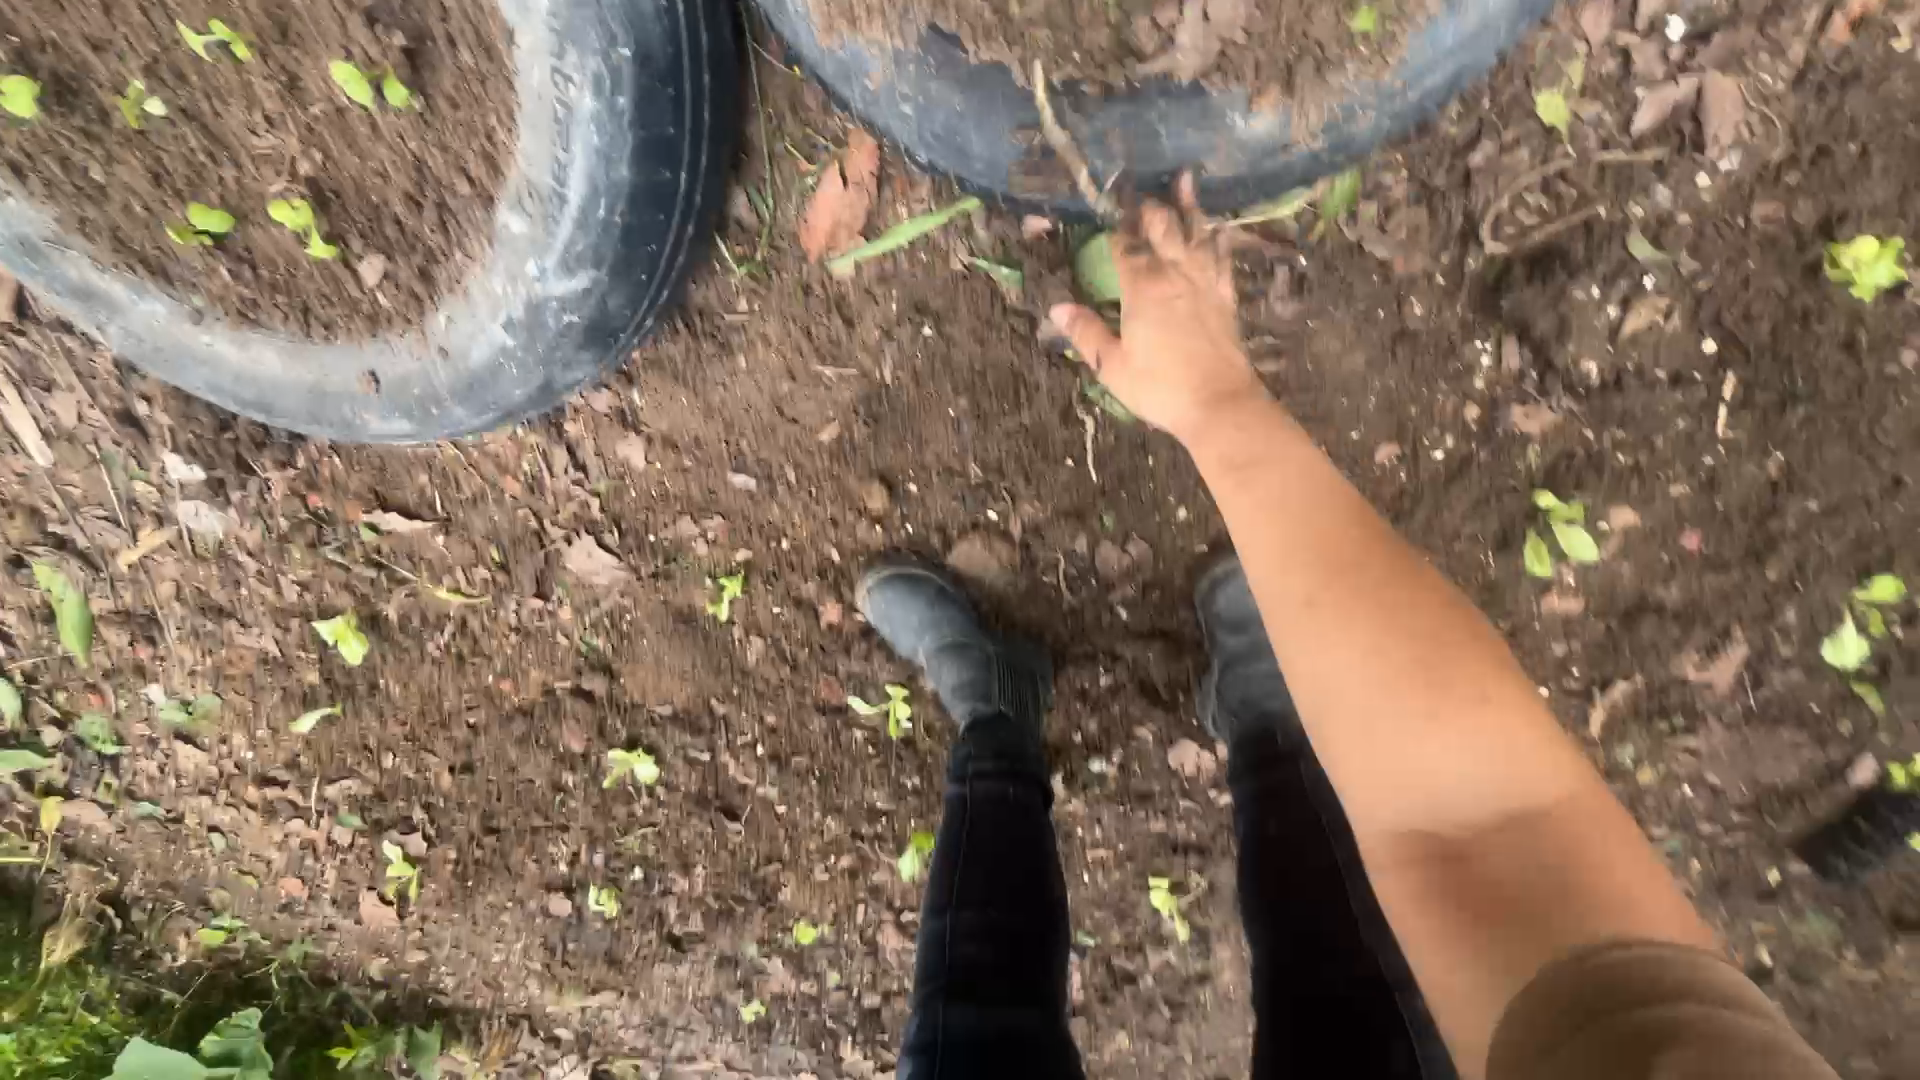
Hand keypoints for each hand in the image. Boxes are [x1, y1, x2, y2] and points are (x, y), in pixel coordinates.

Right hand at [1050, 175, 1270, 443]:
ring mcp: (1205, 283)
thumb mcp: (1112, 366)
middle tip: (1140, 191)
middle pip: (1163, 229)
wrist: (1218, 403)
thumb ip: (1086, 332)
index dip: (1115, 226)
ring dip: (1188, 208)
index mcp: (1142, 288)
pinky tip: (1218, 228)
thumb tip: (1057, 307)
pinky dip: (1217, 238)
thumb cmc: (1159, 387)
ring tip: (1185, 180)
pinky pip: (1222, 258)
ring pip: (1196, 234)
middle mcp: (1175, 275)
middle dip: (1150, 209)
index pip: (1126, 246)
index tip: (1107, 207)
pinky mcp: (1225, 298)